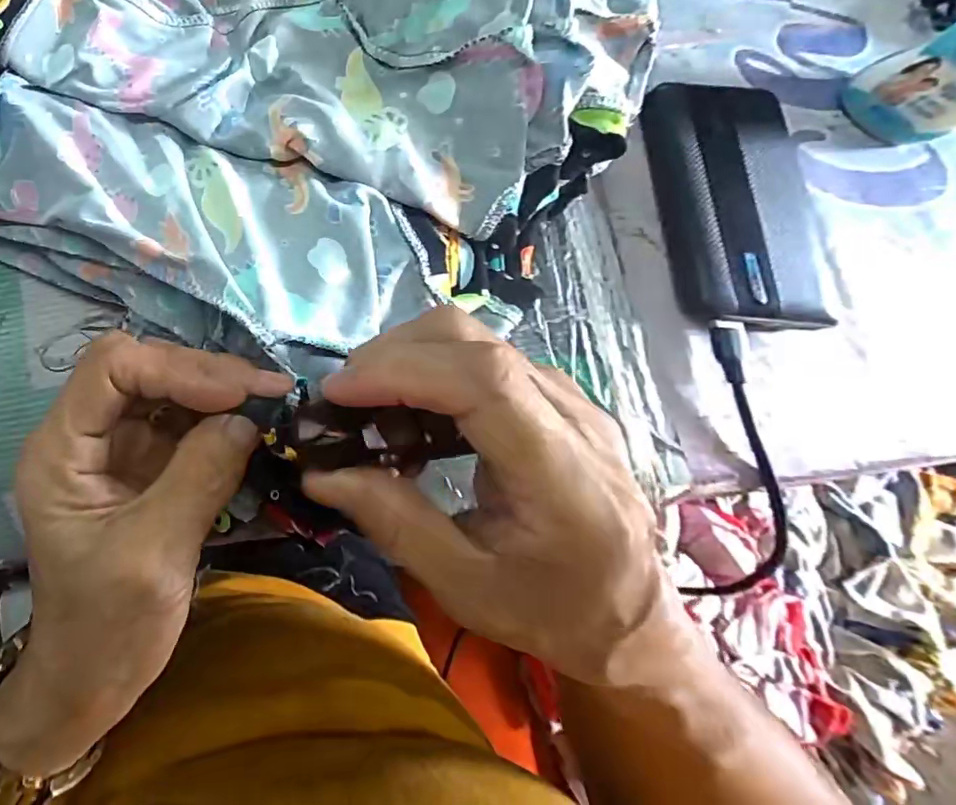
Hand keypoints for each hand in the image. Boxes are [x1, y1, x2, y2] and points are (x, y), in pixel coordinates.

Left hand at [0, 333, 292, 774]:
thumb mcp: (153, 556)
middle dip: (200, 373)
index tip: (235, 392)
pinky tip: (250, 423)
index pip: (109, 368)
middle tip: (268, 388)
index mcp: (59, 449)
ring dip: (213, 389)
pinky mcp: (138, 464)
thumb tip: (247, 418)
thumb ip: (198, 477)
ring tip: (269, 398)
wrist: (89, 679)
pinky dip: (214, 417)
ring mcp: (110, 447)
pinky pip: (176, 422)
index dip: (172, 367)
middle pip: (137, 368)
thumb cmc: (106, 627)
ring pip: (160, 388)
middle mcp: (80, 434)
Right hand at [302, 308, 698, 687]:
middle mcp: (572, 417)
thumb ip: (394, 523)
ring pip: (470, 335)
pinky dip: (426, 365)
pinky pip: (478, 353)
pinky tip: (409, 409)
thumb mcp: (466, 587)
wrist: (635, 620)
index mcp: (561, 473)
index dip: (399, 371)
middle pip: (469, 339)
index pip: (480, 380)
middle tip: (343, 398)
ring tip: (370, 403)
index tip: (337, 393)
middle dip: (389, 355)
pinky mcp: (554, 395)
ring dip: (404, 355)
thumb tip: (320, 473)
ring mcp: (568, 398)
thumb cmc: (553, 611)